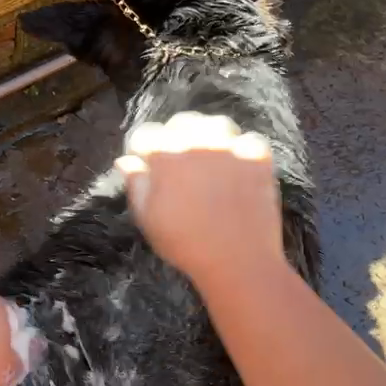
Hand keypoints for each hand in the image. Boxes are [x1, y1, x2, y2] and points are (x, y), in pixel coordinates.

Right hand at [116, 111, 284, 285]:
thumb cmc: (185, 244)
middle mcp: (196, 143)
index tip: (146, 164)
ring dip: (209, 135)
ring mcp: (230, 148)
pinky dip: (242, 149)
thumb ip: (136, 184)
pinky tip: (237, 167)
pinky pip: (249, 140)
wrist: (239, 262)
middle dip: (174, 137)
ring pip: (216, 125)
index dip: (142, 149)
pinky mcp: (258, 159)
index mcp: (165, 156)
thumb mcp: (147, 218)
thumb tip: (127, 161)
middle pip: (181, 123)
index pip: (145, 135)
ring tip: (209, 156)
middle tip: (178, 162)